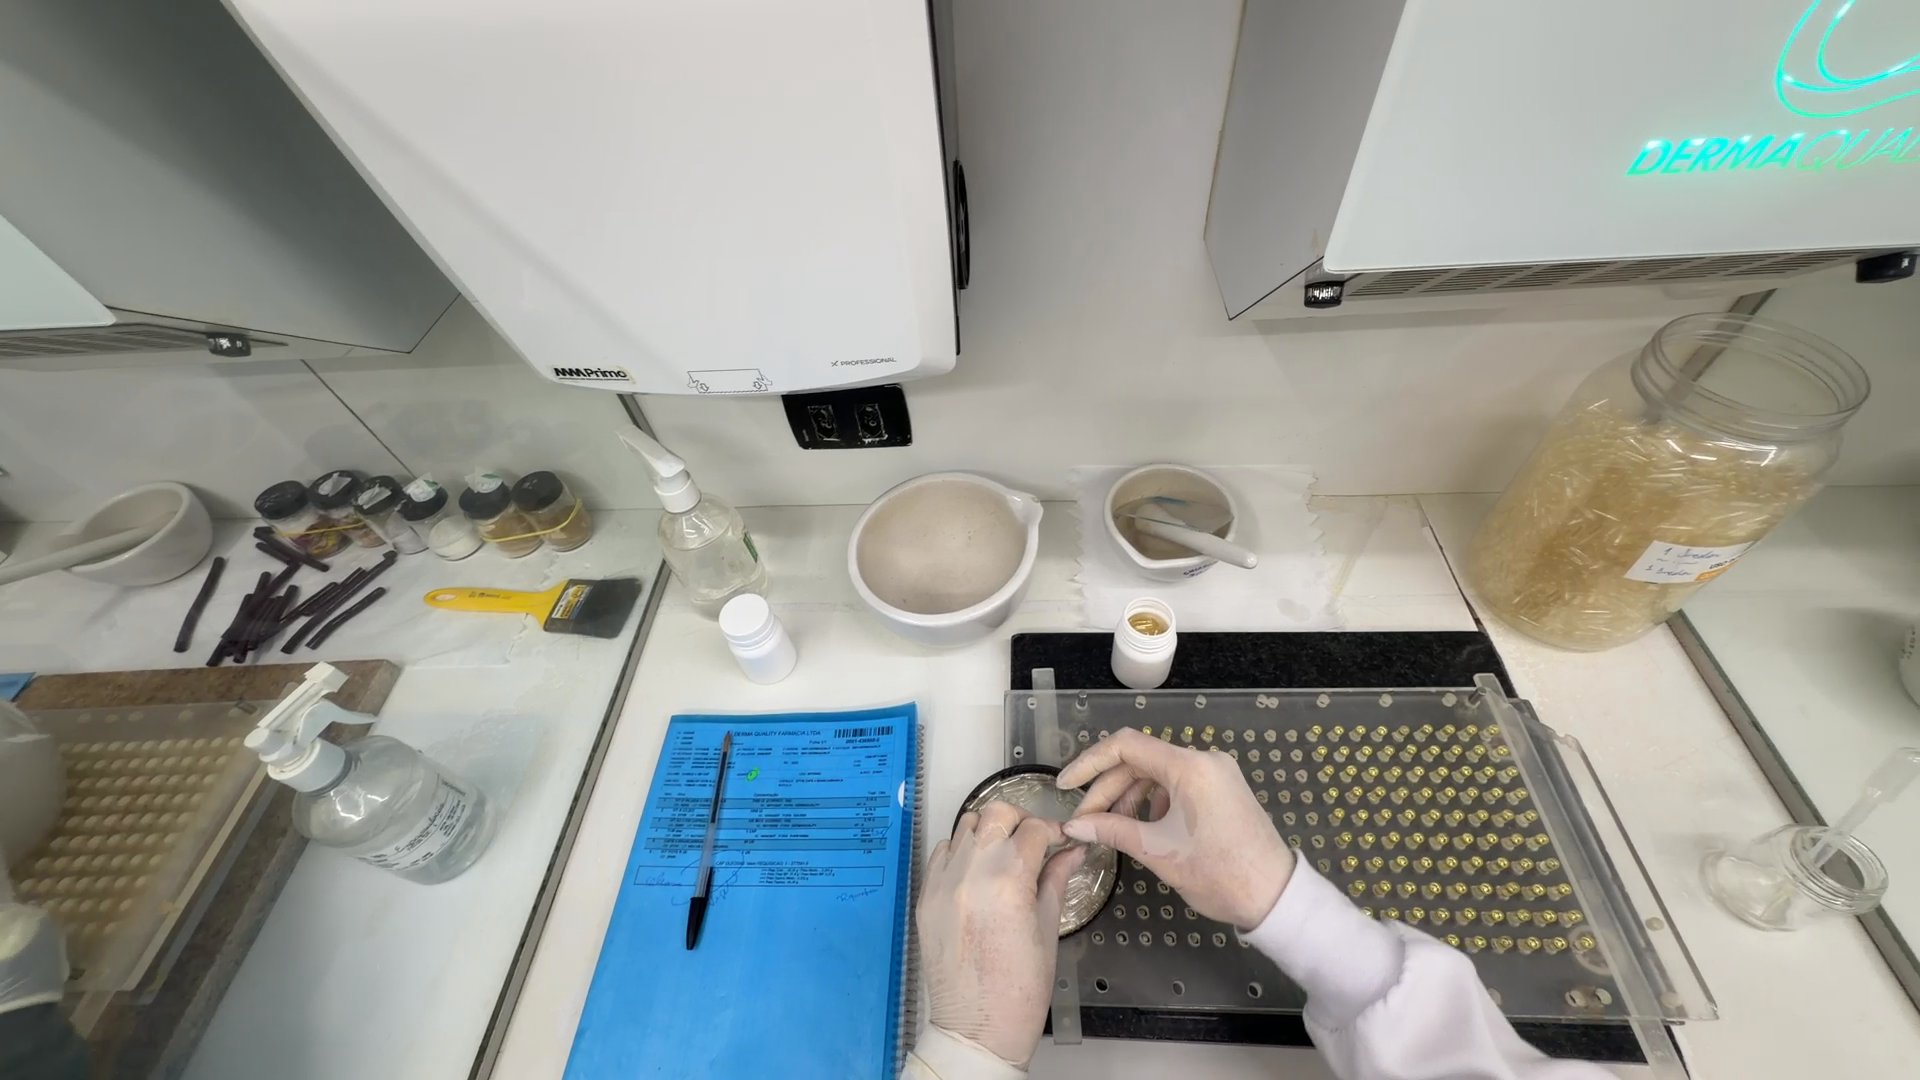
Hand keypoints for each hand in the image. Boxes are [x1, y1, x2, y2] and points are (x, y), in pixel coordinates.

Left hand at [918, 801, 1087, 1067]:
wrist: (976, 1029)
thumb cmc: (1020, 990)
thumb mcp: (1048, 931)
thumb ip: (1057, 879)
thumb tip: (1074, 849)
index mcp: (1009, 880)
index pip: (1034, 829)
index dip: (1052, 831)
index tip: (1059, 839)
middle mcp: (972, 871)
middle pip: (997, 813)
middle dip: (1020, 820)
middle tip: (1032, 840)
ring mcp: (943, 880)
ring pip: (966, 824)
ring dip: (989, 830)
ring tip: (1003, 852)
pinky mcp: (925, 893)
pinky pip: (942, 850)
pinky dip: (961, 850)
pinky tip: (976, 870)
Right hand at [1058, 728, 1293, 928]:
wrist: (1278, 900)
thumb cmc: (1218, 874)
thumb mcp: (1158, 852)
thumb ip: (1111, 830)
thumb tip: (1072, 827)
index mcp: (1189, 767)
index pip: (1125, 746)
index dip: (1089, 763)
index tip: (1065, 786)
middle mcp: (1202, 759)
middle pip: (1139, 760)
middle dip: (1108, 789)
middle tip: (1085, 820)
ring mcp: (1215, 772)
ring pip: (1156, 772)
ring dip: (1128, 796)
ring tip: (1110, 827)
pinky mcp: (1221, 787)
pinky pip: (1175, 783)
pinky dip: (1152, 800)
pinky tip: (1142, 826)